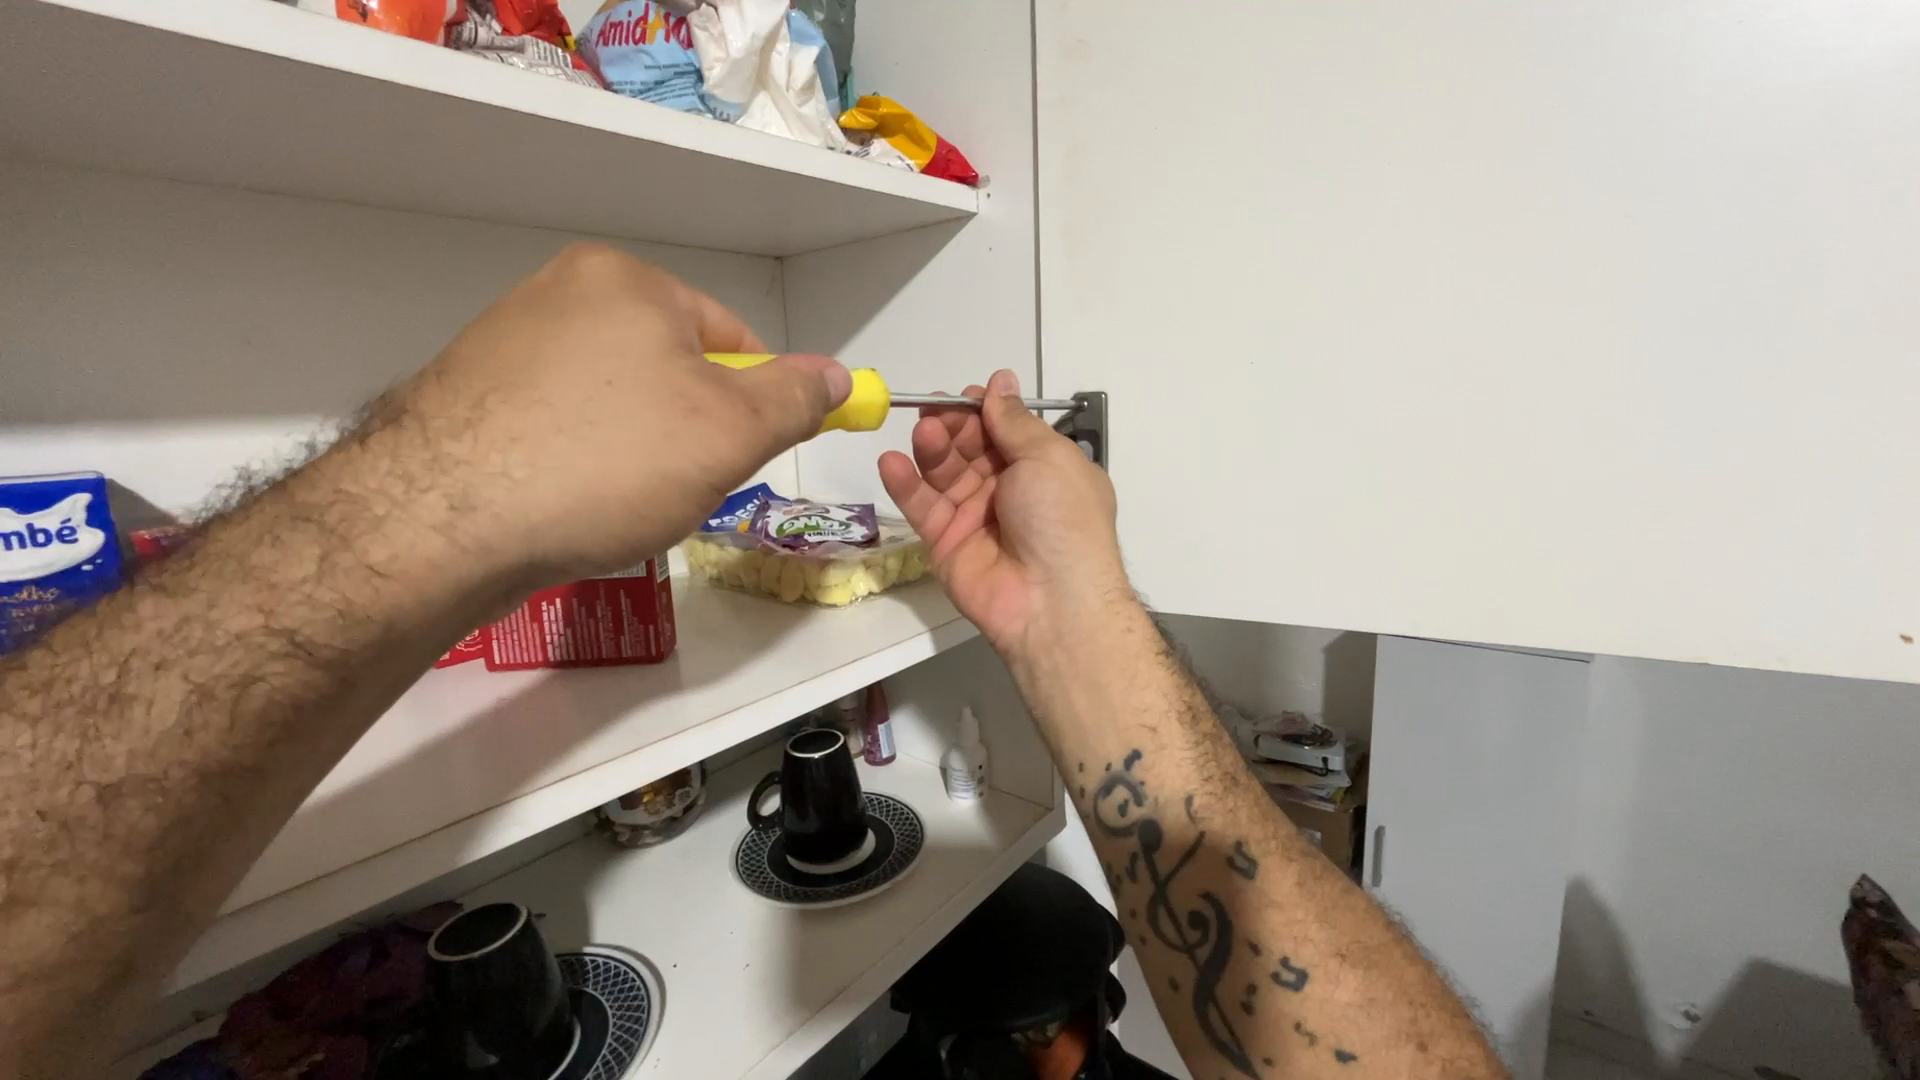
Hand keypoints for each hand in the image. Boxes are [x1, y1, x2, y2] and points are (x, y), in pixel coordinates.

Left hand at [334, 243, 849, 589]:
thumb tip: (836, 376)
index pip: (733, 339)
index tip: (743, 459)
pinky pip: (566, 428)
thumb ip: (795, 399)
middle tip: (683, 490)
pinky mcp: (473, 398)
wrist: (439, 524)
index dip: (756, 405)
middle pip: (676, 372)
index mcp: (629, 281)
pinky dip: (587, 466)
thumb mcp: (731, 432)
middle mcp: (563, 292)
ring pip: (622, 406)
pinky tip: (574, 506)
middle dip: (695, 436)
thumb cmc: (608, 463)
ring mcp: (509, 343)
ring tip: (620, 505)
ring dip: (644, 456)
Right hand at [879, 369, 1124, 655]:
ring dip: (931, 448)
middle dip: (953, 424)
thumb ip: (1014, 421)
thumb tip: (1001, 381)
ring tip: (923, 433)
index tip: (967, 395)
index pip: (1003, 429)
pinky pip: (922, 506)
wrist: (1052, 600)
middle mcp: (1008, 489)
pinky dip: (905, 484)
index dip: (984, 409)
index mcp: (1041, 467)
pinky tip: (891, 462)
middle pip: (969, 446)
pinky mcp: (945, 542)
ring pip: (943, 471)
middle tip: (936, 411)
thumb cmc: (1062, 519)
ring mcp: (974, 515)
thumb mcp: (1049, 458)